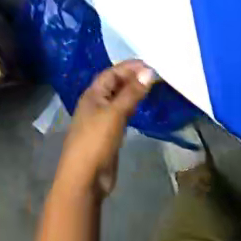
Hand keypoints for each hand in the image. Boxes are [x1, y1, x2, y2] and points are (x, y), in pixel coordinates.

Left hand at [55, 60, 155, 199]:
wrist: (85, 177)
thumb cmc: (96, 140)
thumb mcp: (115, 113)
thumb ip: (132, 93)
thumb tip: (149, 71)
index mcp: (92, 95)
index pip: (110, 73)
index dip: (128, 67)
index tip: (149, 63)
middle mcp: (95, 104)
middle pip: (114, 85)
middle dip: (132, 78)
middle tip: (155, 74)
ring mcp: (101, 120)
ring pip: (119, 100)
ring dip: (133, 92)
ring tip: (152, 87)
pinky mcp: (109, 135)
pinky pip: (122, 115)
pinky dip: (132, 108)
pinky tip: (143, 107)